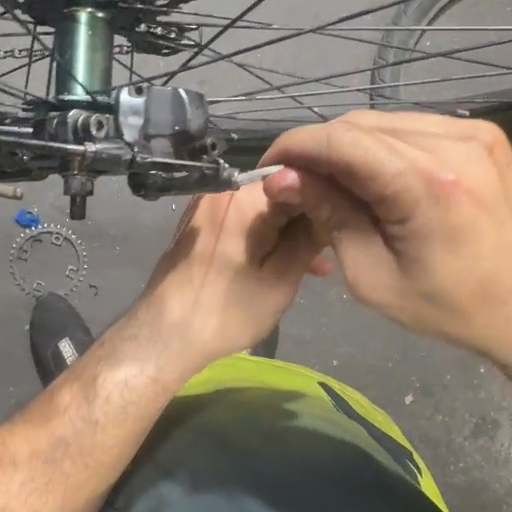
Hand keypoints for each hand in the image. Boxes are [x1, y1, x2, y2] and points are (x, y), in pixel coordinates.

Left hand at [127, 182, 326, 367]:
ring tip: (315, 265)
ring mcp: (207, 204)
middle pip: (280, 189)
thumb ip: (308, 240)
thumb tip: (331, 212)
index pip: (299, 177)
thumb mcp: (280, 281)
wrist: (164, 334)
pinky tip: (285, 262)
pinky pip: (244, 218)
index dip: (327, 198)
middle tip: (334, 248)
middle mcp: (222, 190)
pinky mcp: (200, 222)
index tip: (346, 221)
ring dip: (289, 230)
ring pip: (264, 207)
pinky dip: (265, 235)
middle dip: (309, 216)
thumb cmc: (225, 311)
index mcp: (242, 197)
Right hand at [259, 111, 511, 371]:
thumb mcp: (374, 277)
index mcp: (427, 186)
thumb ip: (329, 217)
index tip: (267, 167)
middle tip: (294, 180)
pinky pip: (412, 126)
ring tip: (330, 180)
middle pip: (359, 124)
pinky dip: (380, 145)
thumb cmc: (453, 306)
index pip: (341, 141)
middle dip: (317, 147)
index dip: (295, 146)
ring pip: (384, 121)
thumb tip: (283, 179)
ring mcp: (474, 132)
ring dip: (347, 145)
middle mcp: (454, 144)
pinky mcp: (484, 133)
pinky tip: (372, 175)